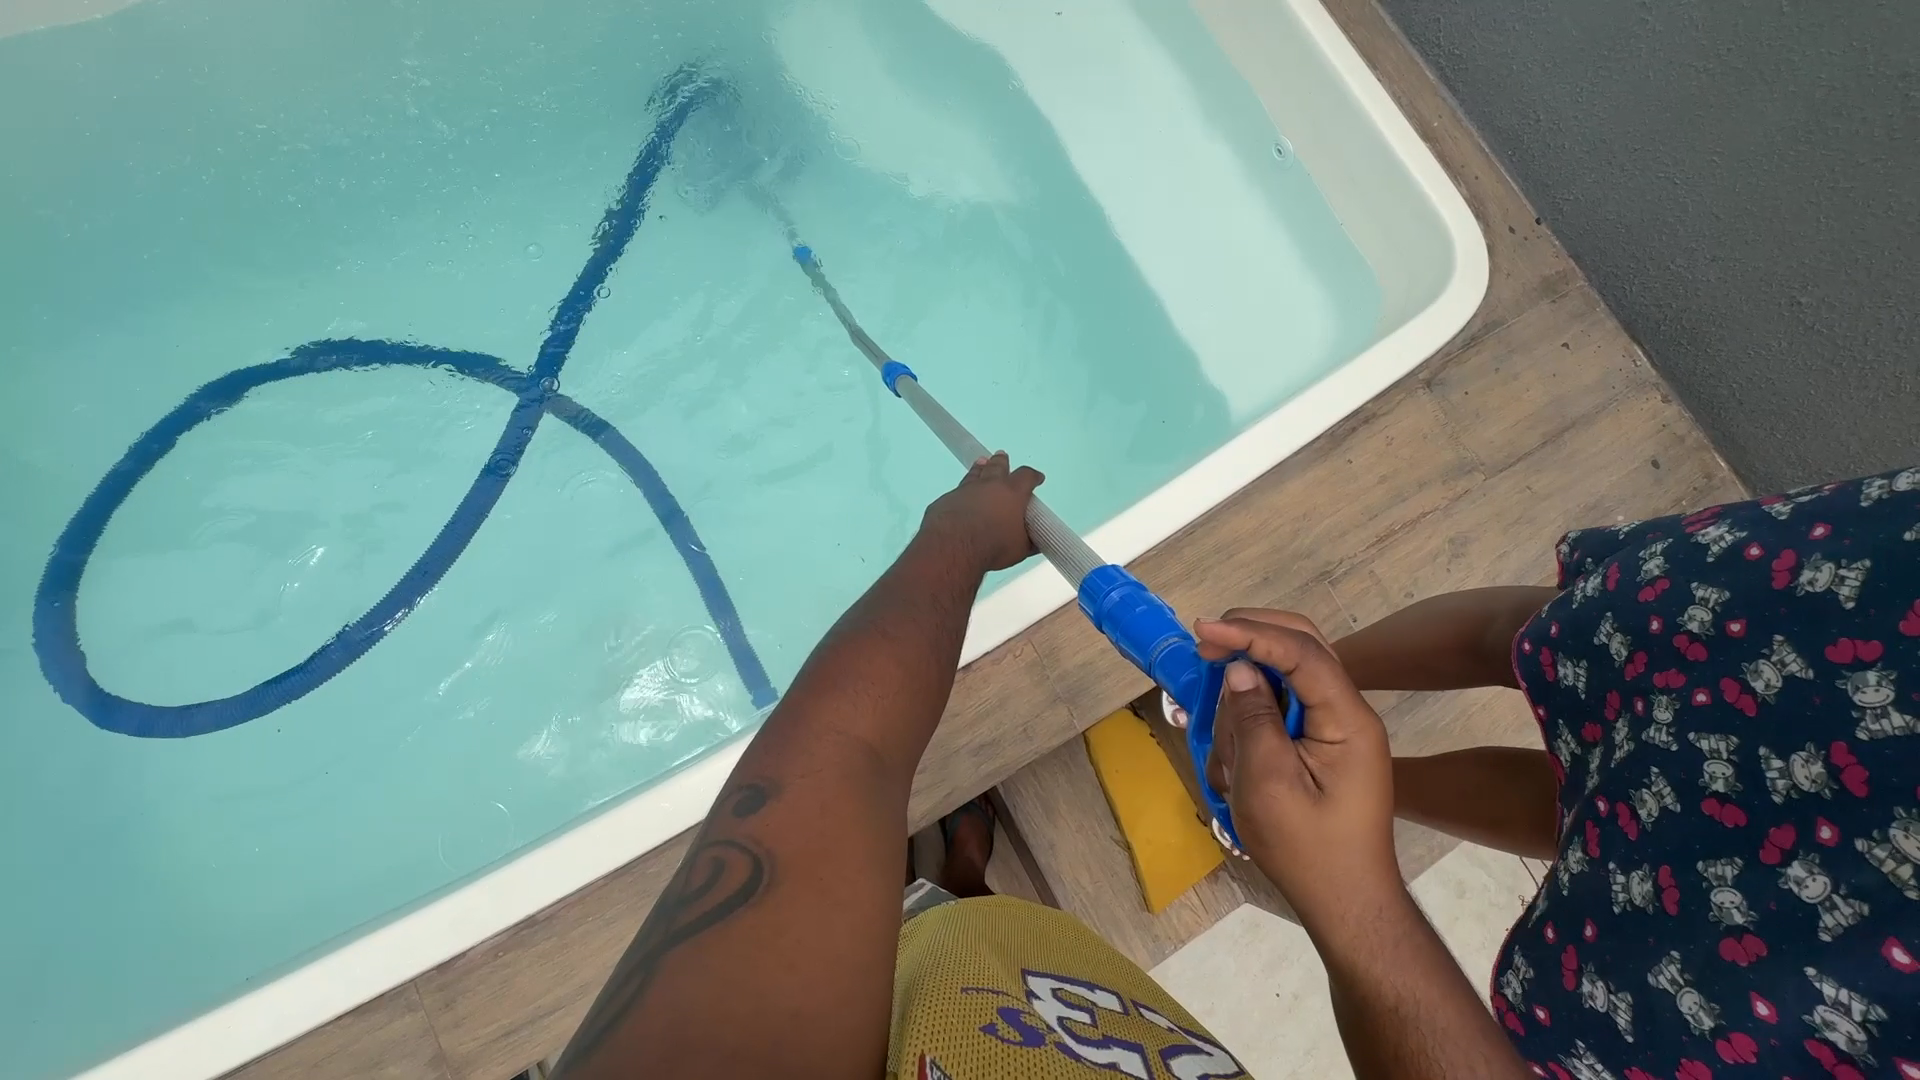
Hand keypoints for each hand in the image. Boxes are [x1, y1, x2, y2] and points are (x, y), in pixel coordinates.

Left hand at [918, 451, 1043, 571]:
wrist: (952, 548)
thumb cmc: (992, 547)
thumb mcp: (1020, 549)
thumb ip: (1028, 541)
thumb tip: (1035, 543)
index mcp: (1012, 493)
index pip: (1026, 477)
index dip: (1033, 477)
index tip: (1037, 478)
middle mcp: (988, 485)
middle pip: (997, 466)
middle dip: (1001, 462)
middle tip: (1002, 456)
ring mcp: (964, 490)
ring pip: (974, 474)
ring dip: (979, 469)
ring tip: (981, 463)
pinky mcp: (945, 500)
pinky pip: (955, 492)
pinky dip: (960, 493)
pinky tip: (959, 498)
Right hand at [1195, 610, 1400, 930]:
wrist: (1345, 900)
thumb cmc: (1306, 849)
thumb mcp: (1268, 783)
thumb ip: (1252, 718)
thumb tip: (1237, 669)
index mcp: (1347, 720)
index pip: (1300, 653)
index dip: (1249, 634)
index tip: (1202, 631)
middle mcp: (1348, 710)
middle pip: (1302, 644)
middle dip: (1252, 637)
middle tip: (1205, 646)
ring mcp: (1336, 724)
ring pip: (1288, 671)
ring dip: (1247, 689)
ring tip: (1226, 741)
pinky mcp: (1321, 740)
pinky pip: (1283, 704)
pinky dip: (1252, 712)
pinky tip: (1235, 746)